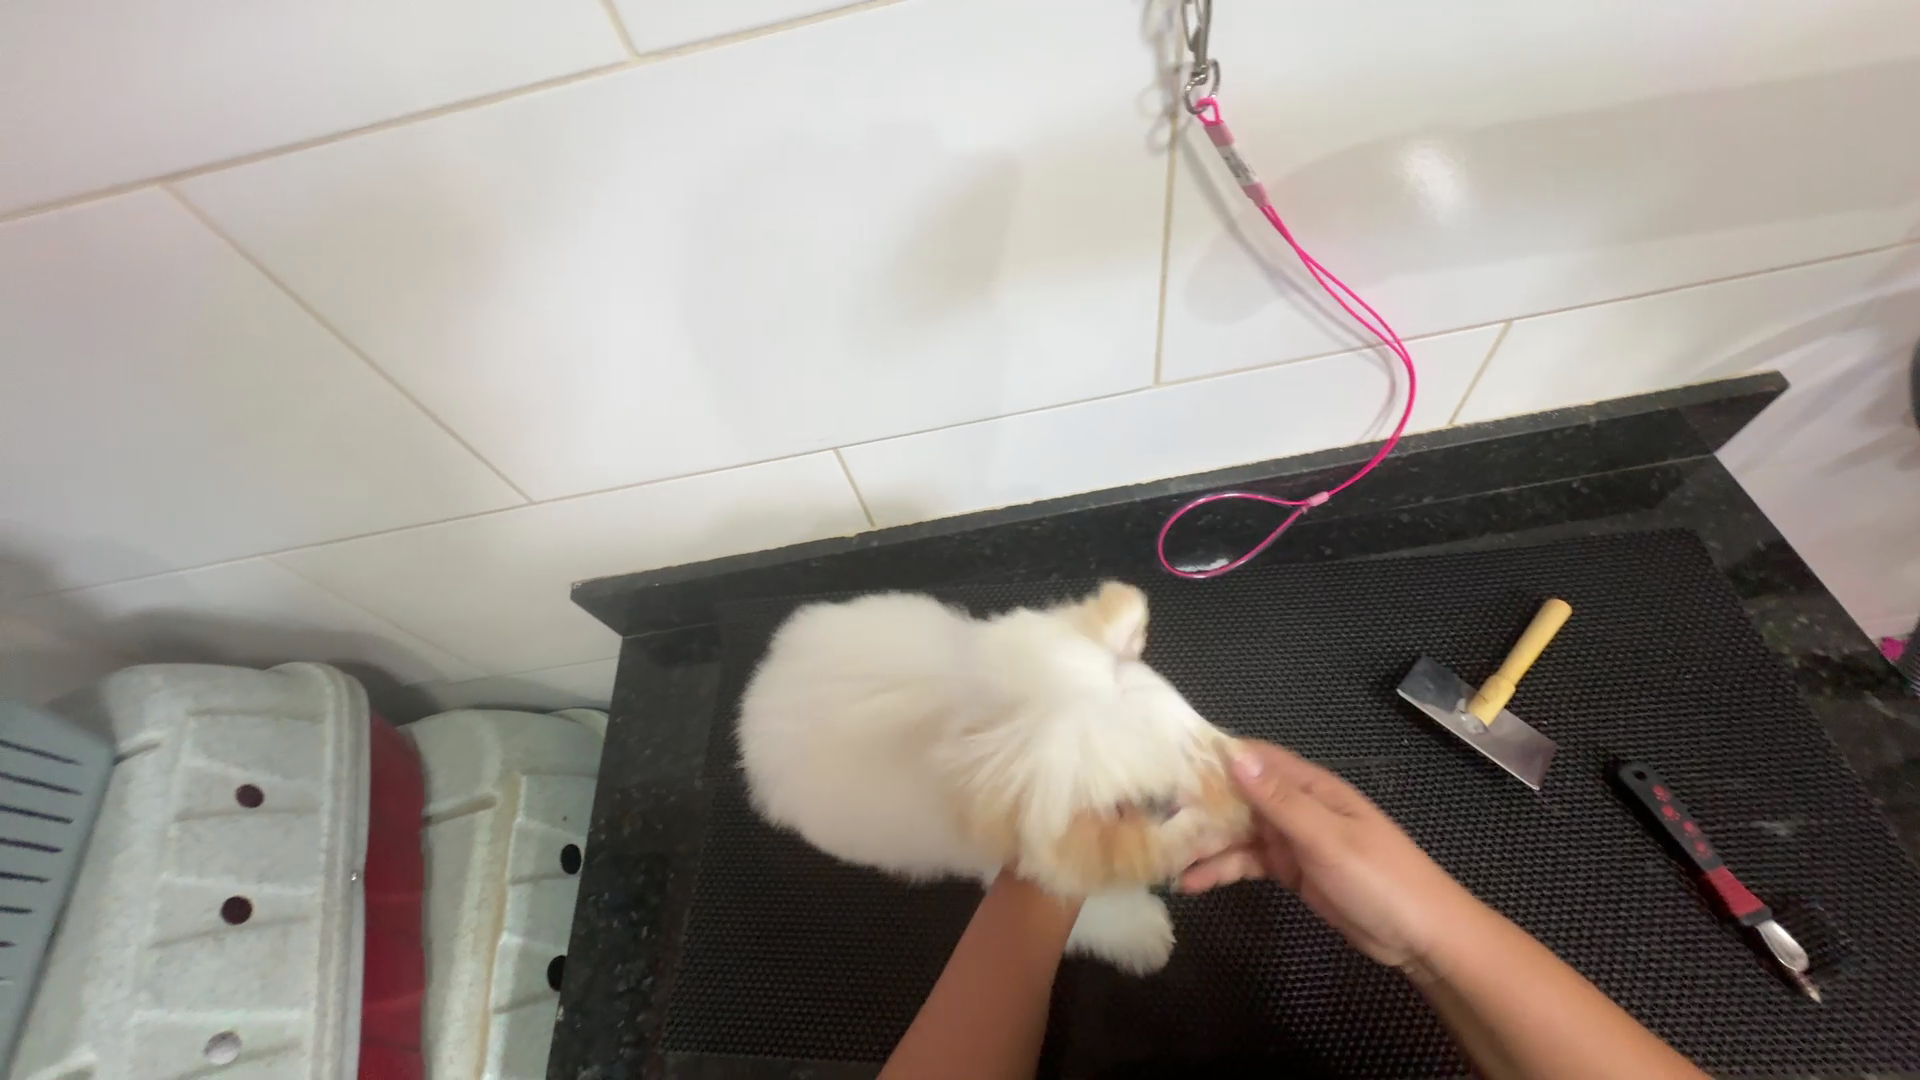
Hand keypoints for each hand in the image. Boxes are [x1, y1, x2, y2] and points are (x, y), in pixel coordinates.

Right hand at [1179, 740, 1472, 969]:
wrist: (1424, 939)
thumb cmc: (1381, 878)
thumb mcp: (1328, 838)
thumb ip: (1279, 800)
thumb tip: (1234, 755)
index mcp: (1308, 786)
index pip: (1253, 758)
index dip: (1213, 757)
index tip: (1169, 761)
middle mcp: (1294, 805)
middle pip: (1237, 794)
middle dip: (1198, 803)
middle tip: (1152, 813)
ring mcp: (1290, 837)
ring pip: (1236, 830)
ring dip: (1203, 841)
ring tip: (1163, 855)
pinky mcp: (1287, 868)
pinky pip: (1245, 861)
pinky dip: (1220, 869)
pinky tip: (1192, 882)